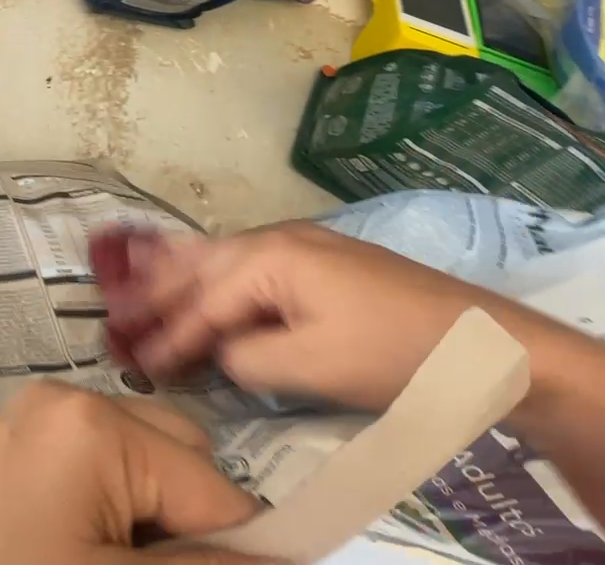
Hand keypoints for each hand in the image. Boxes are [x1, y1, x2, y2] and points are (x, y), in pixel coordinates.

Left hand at [0, 381, 275, 563]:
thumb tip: (284, 560)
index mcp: (96, 423)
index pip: (216, 490)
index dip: (248, 550)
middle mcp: (66, 402)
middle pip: (180, 461)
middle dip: (196, 529)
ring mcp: (31, 422)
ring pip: (138, 467)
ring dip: (155, 524)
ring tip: (121, 559)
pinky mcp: (9, 450)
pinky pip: (90, 472)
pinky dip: (110, 514)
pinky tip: (86, 551)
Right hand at [102, 221, 586, 411]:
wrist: (492, 343)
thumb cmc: (398, 354)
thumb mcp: (315, 366)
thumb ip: (248, 356)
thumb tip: (221, 351)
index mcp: (268, 258)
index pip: (202, 301)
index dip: (166, 335)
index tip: (134, 360)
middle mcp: (274, 239)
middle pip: (198, 264)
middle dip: (155, 288)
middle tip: (112, 306)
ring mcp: (298, 243)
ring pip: (218, 256)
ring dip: (177, 274)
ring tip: (134, 277)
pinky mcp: (317, 260)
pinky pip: (244, 263)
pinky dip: (211, 274)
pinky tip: (199, 276)